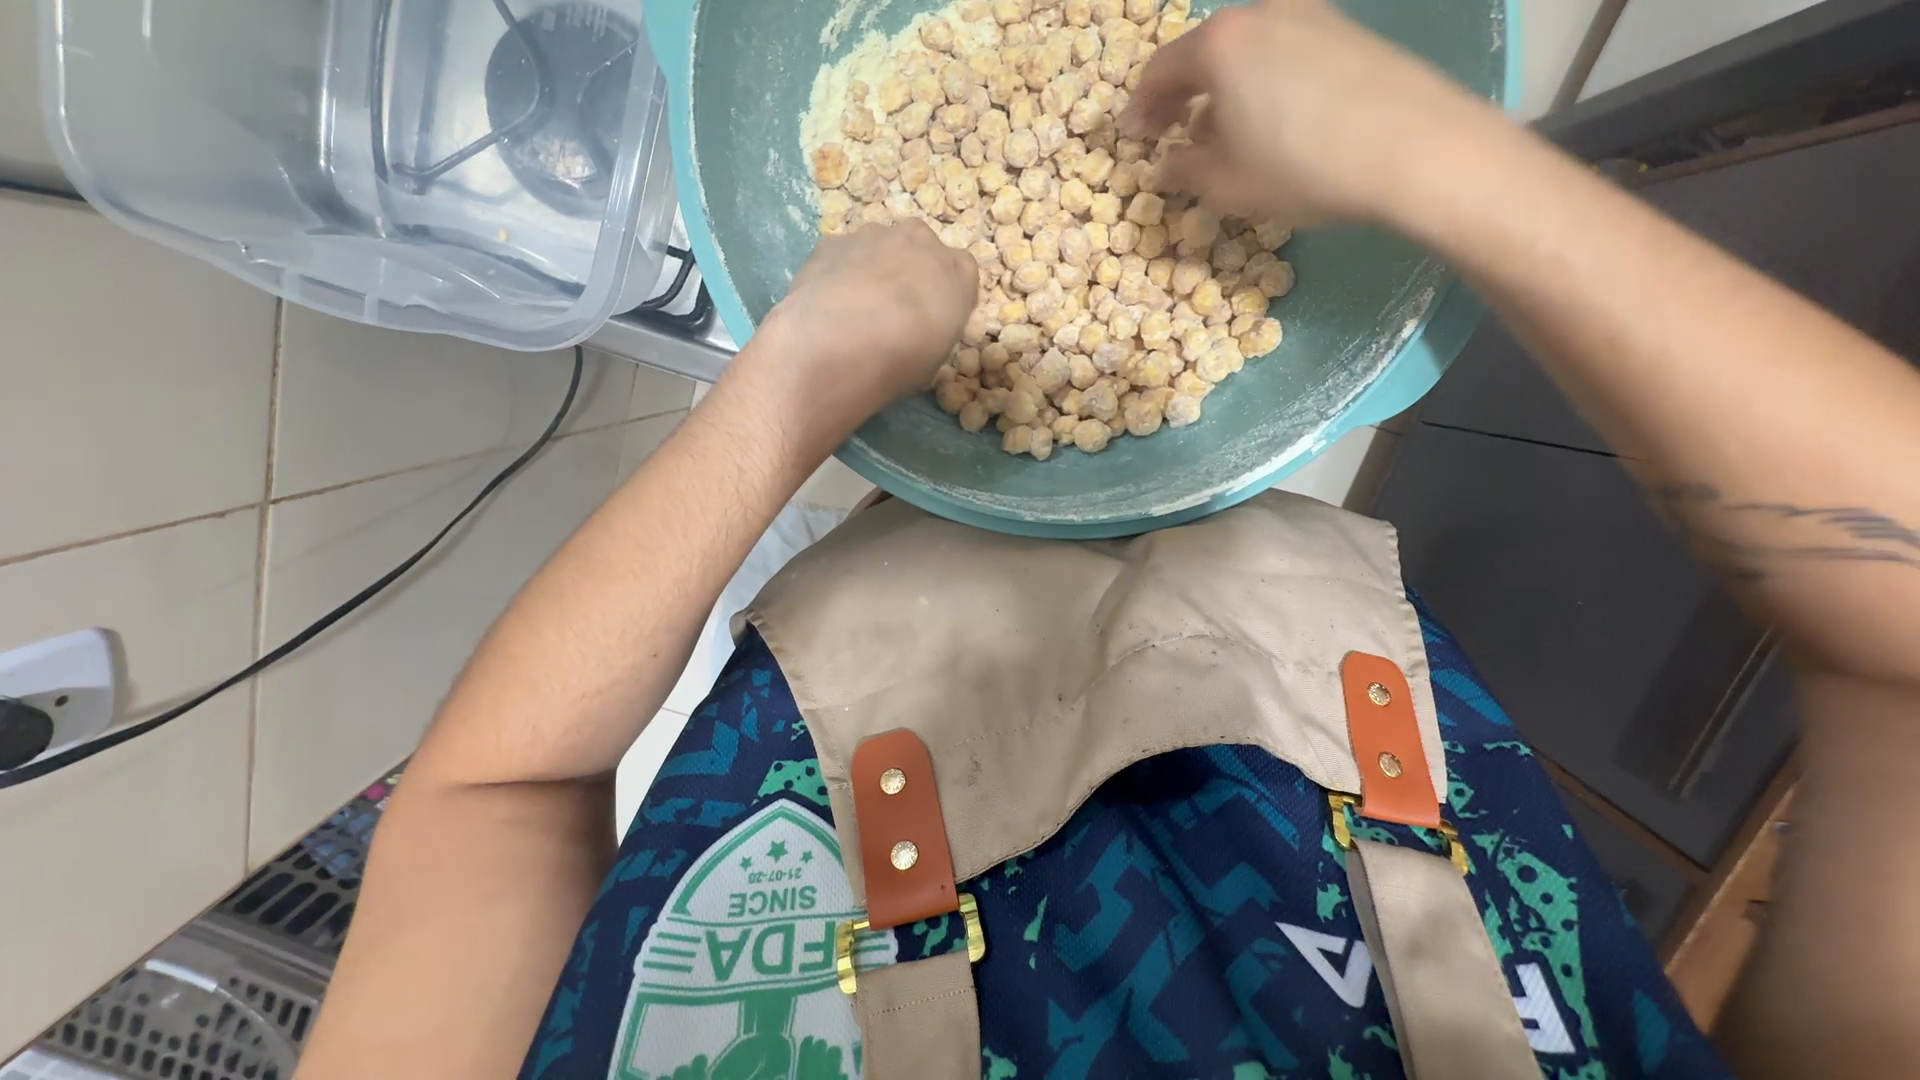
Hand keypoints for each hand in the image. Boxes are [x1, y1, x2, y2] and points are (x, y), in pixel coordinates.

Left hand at [754, 219, 978, 432]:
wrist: (842, 342)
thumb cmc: (904, 358)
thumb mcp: (935, 357)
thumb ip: (933, 331)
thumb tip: (916, 333)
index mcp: (958, 270)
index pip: (961, 273)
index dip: (946, 295)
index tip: (934, 319)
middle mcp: (920, 240)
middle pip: (920, 250)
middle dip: (909, 272)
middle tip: (893, 312)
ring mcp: (874, 234)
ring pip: (879, 247)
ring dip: (872, 269)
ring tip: (855, 310)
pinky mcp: (834, 241)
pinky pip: (842, 255)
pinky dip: (839, 273)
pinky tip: (828, 305)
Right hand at [1119, 0, 1497, 224]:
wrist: (1414, 149)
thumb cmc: (1301, 167)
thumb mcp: (1226, 184)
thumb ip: (1183, 170)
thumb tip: (1165, 165)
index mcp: (1220, 45)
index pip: (1160, 71)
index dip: (1141, 109)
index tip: (1133, 138)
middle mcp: (1262, 13)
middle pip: (1203, 53)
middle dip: (1180, 97)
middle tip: (1169, 134)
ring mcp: (1310, 15)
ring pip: (1246, 52)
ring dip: (1222, 91)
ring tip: (1221, 134)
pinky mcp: (1347, 31)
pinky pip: (1283, 53)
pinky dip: (1261, 83)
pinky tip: (1270, 121)